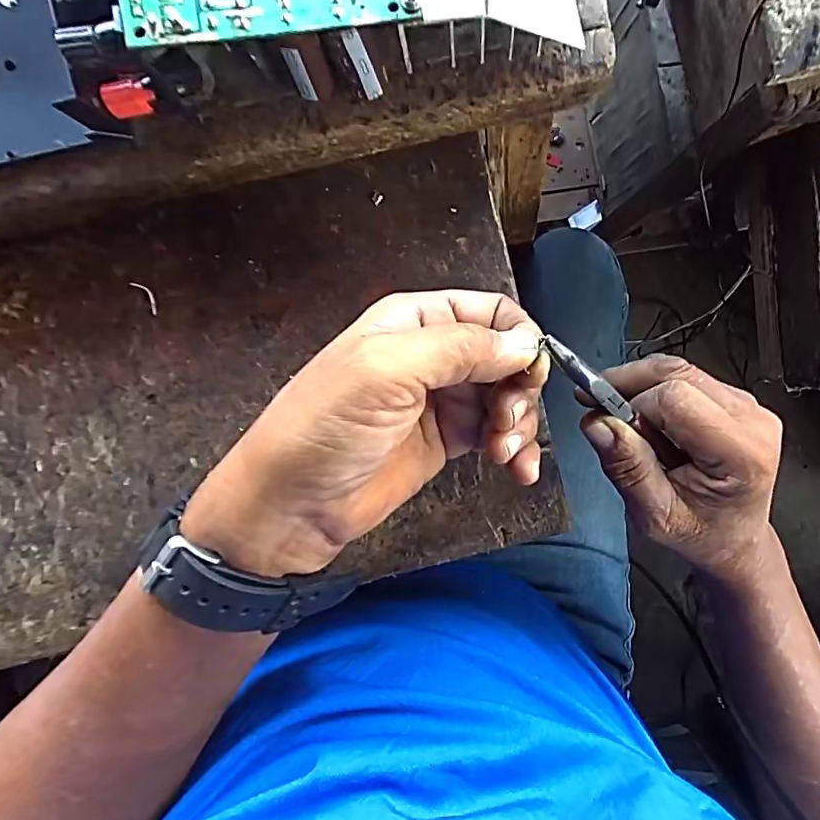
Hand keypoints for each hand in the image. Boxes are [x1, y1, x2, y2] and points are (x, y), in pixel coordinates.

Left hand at [180, 290, 548, 576]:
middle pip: (508, 357)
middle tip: (508, 421)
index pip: (491, 311)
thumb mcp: (387, 372)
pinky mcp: (448, 439)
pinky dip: (516, 450)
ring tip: (504, 453)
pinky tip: (518, 469)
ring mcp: (442, 399)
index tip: (529, 373)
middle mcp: (433, 355)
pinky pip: (498, 434)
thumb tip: (524, 344)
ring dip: (520, 425)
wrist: (290, 507)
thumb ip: (461, 348)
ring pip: (509, 397)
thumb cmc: (319, 430)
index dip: (520, 338)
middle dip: (521, 389)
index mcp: (415, 322)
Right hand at [578, 355, 783, 584]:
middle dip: (631, 388)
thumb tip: (599, 424)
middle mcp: (752, 421)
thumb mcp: (656, 516)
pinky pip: (687, 378)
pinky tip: (648, 422)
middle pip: (676, 374)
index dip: (633, 408)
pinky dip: (657, 392)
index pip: (674, 398)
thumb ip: (628, 469)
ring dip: (642, 389)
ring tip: (628, 424)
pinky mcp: (736, 400)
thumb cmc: (703, 535)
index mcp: (741, 452)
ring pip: (678, 370)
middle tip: (602, 411)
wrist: (733, 541)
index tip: (608, 426)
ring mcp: (748, 407)